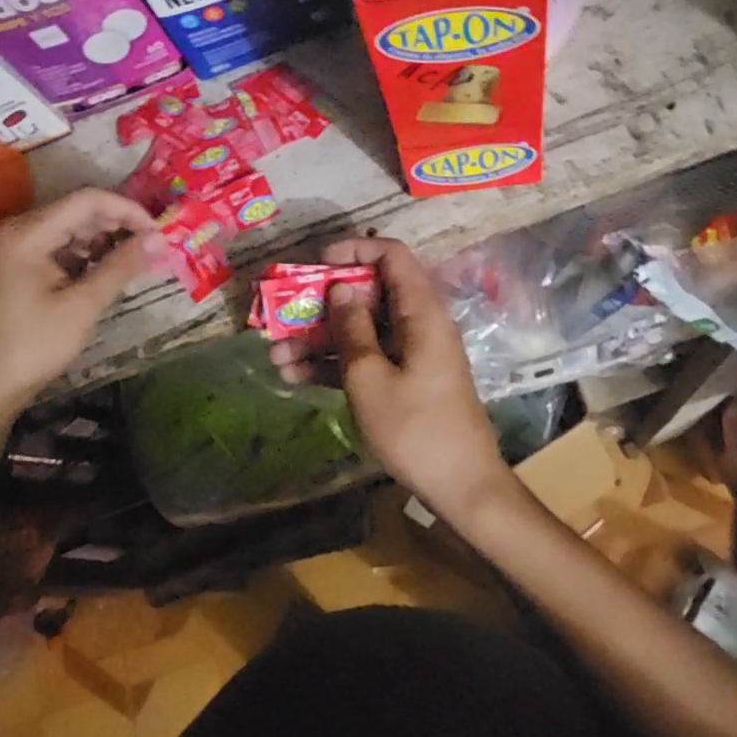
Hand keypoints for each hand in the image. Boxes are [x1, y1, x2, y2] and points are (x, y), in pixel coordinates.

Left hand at [0, 189, 162, 475]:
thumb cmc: (33, 345)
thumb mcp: (83, 305)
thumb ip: (121, 266)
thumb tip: (161, 239)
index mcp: (26, 232)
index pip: (87, 200)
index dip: (127, 210)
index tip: (158, 233)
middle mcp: (17, 229)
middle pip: (78, 210)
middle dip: (118, 224)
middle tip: (153, 247)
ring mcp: (14, 246)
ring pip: (70, 227)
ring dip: (104, 239)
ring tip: (135, 260)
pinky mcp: (16, 264)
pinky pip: (58, 246)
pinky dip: (86, 254)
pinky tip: (108, 271)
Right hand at [269, 237, 512, 517]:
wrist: (461, 486)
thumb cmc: (415, 429)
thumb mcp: (370, 378)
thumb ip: (351, 329)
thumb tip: (341, 288)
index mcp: (421, 312)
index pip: (392, 256)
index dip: (354, 250)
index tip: (316, 264)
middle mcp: (418, 324)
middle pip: (369, 293)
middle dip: (323, 302)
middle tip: (282, 314)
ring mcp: (412, 354)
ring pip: (362, 329)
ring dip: (319, 339)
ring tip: (275, 355)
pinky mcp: (405, 381)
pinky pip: (367, 358)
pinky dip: (334, 363)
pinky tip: (294, 377)